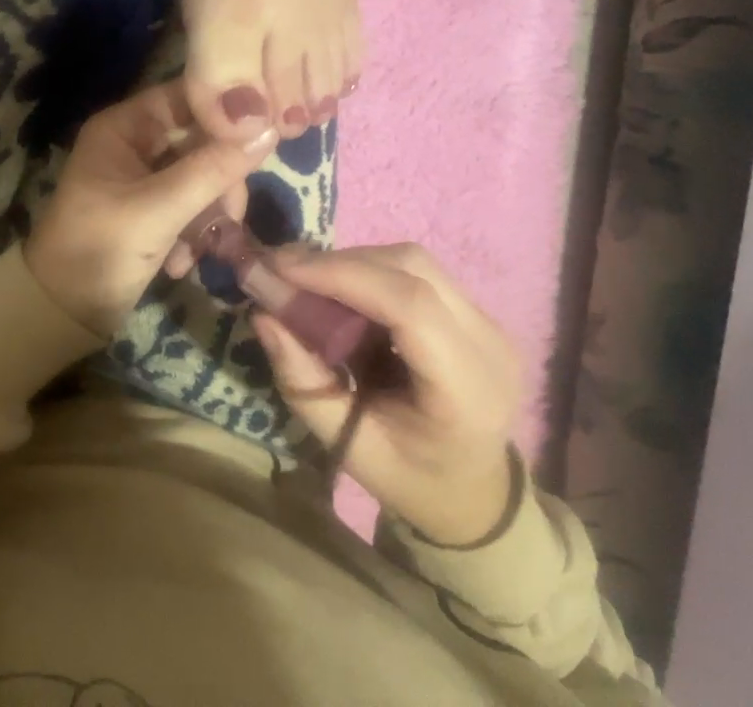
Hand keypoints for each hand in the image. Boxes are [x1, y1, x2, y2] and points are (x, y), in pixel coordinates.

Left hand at [25, 82, 277, 335]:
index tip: (265, 136)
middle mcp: (134, 144)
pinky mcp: (153, 212)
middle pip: (200, 139)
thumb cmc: (99, 250)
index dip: (226, 111)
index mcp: (122, 128)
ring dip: (209, 214)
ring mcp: (143, 179)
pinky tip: (181, 264)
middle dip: (221, 178)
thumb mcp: (159, 209)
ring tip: (202, 250)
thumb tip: (270, 129)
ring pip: (202, 177)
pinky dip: (193, 233)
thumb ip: (213, 169)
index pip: (185, 96)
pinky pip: (191, 206)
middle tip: (232, 214)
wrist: (62, 314)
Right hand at [253, 244, 521, 544]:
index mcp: (466, 389)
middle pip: (412, 269)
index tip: (280, 269)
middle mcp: (488, 343)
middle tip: (280, 271)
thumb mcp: (346, 444)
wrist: (469, 489)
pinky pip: (416, 274)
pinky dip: (368, 273)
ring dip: (352, 263)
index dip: (343, 276)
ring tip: (303, 280)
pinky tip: (337, 292)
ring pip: (413, 262)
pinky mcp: (474, 312)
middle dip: (339, 262)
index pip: (410, 306)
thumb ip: (304, 382)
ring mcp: (488, 323)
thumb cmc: (408, 476)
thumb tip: (264, 316)